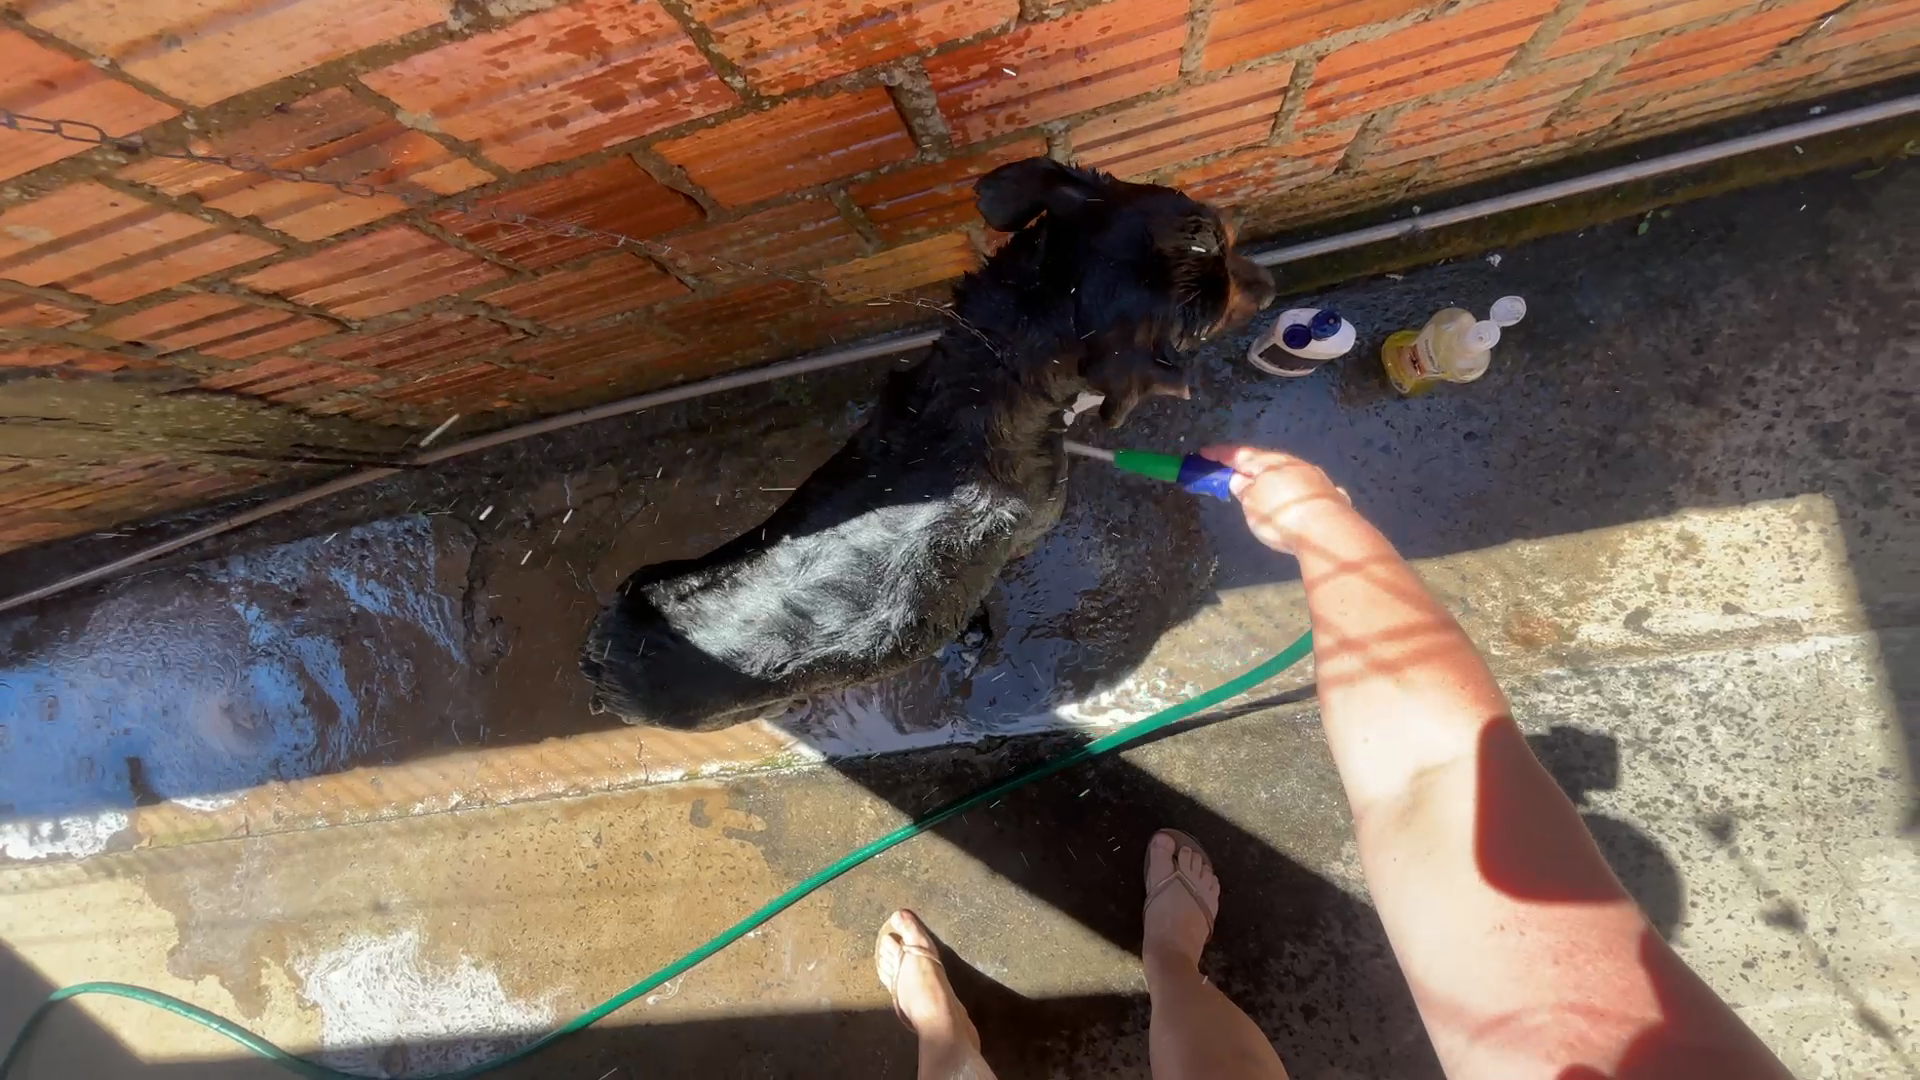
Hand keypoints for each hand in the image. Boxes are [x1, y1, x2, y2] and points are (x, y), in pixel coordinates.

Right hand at [1199, 445, 1351, 554]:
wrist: (1328, 533)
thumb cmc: (1280, 515)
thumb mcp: (1251, 504)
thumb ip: (1243, 490)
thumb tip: (1239, 480)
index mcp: (1269, 463)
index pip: (1238, 454)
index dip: (1219, 454)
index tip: (1203, 453)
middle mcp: (1293, 464)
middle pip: (1266, 462)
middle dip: (1250, 467)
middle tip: (1235, 473)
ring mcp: (1315, 478)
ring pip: (1288, 473)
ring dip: (1274, 479)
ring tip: (1265, 490)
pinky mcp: (1330, 495)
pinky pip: (1307, 489)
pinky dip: (1296, 492)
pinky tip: (1298, 501)